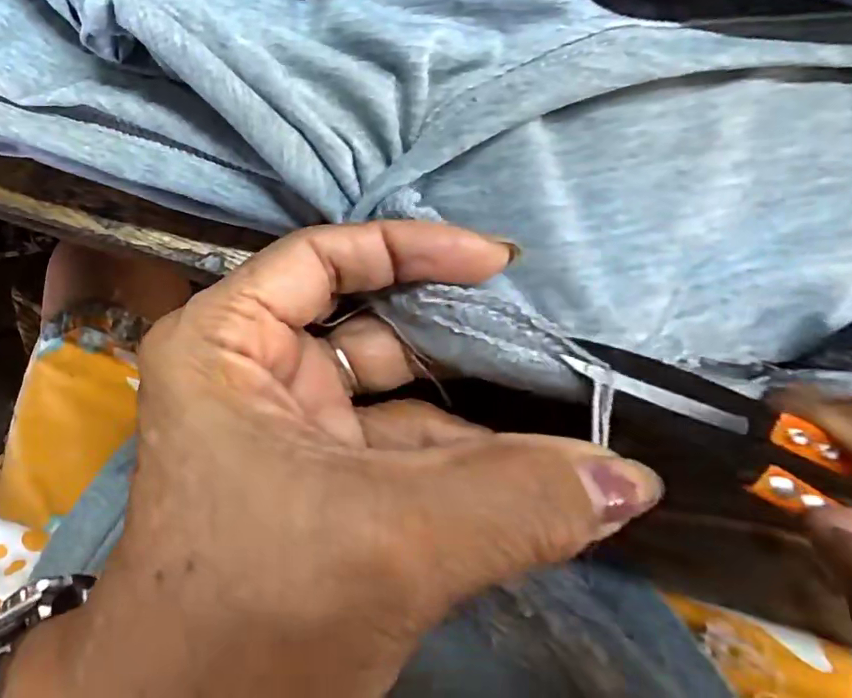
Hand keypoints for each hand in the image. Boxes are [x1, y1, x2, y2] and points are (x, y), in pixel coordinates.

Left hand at [18, 222, 662, 697]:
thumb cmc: (254, 604)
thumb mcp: (386, 540)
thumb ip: (511, 501)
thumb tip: (628, 479)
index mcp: (223, 340)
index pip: (319, 258)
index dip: (405, 247)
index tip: (494, 261)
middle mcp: (246, 367)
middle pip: (360, 318)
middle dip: (448, 326)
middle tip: (539, 330)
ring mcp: (281, 424)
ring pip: (385, 389)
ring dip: (467, 400)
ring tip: (562, 395)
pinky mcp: (313, 478)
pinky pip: (393, 446)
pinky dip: (458, 456)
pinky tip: (535, 467)